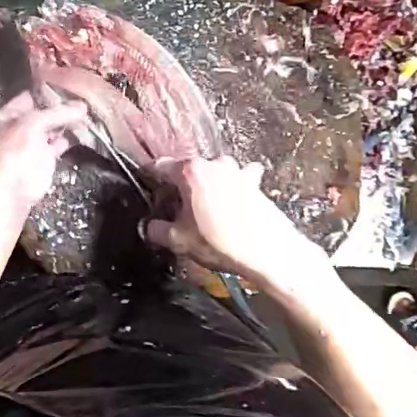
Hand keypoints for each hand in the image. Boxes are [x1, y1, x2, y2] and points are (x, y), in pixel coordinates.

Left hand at [0, 93, 88, 215]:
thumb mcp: (34, 123)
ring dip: (69, 120)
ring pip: (54, 126)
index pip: (31, 96)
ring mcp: (34, 140)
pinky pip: (61, 141)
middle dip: (62, 106)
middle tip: (84, 97)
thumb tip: (82, 107)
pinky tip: (84, 129)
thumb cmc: (17, 150)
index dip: (49, 90)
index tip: (71, 84)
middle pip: (45, 111)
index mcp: (11, 114)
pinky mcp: (46, 155)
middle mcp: (22, 125)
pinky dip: (71, 136)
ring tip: (88, 111)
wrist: (15, 186)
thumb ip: (58, 113)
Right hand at [144, 156, 326, 288]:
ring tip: (201, 216)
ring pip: (210, 176)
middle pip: (186, 170)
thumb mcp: (179, 241)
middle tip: (172, 211)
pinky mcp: (253, 183)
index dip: (149, 179)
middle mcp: (214, 163)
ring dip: (203, 190)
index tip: (147, 188)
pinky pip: (233, 183)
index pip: (160, 167)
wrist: (270, 252)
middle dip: (178, 188)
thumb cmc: (223, 243)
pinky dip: (227, 193)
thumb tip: (150, 227)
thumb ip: (156, 230)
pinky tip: (226, 211)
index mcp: (191, 171)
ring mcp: (237, 171)